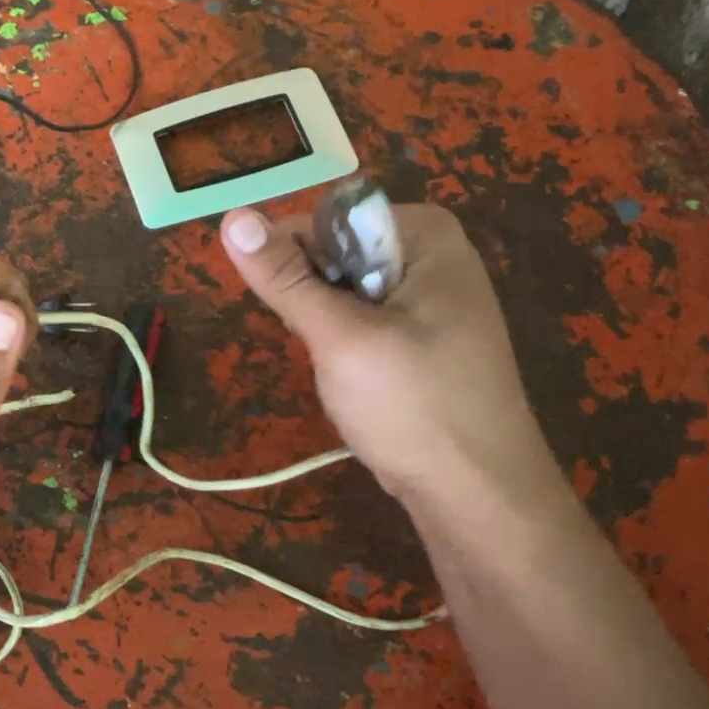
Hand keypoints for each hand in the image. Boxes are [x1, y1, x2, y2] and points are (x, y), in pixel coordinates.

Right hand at [218, 203, 562, 505]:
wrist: (476, 491)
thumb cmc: (412, 405)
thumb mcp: (340, 337)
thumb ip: (285, 279)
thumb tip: (232, 220)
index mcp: (425, 235)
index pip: (327, 217)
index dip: (292, 257)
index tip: (288, 310)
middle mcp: (430, 254)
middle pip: (334, 250)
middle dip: (309, 295)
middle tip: (320, 344)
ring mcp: (429, 297)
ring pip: (340, 287)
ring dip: (321, 323)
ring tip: (338, 365)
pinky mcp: (421, 335)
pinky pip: (359, 316)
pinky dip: (340, 341)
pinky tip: (349, 376)